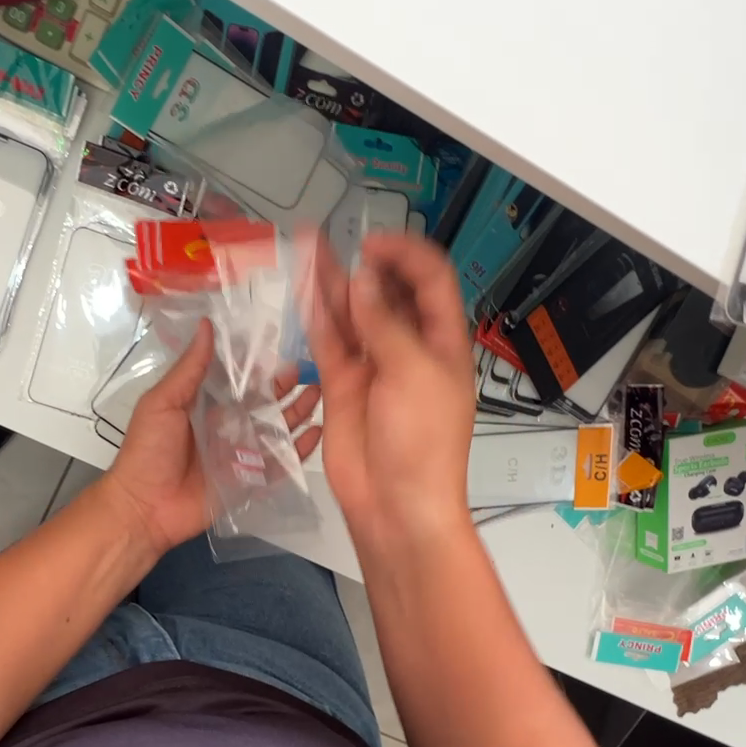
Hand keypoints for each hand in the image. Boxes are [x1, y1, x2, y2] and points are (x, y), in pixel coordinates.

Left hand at [96, 319, 321, 556]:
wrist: (143, 506)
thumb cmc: (147, 451)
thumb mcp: (162, 402)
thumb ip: (189, 369)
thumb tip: (207, 325)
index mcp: (207, 406)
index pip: (240, 381)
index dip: (261, 365)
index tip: (283, 344)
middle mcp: (228, 427)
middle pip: (265, 404)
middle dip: (287, 388)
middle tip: (310, 370)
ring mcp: (241, 455)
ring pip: (277, 430)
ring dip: (298, 413)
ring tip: (320, 394)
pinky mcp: (250, 482)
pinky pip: (280, 465)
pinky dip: (299, 450)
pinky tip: (318, 432)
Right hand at [306, 232, 475, 543]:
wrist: (395, 504)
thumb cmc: (422, 442)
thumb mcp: (413, 374)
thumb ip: (384, 324)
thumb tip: (360, 281)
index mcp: (442, 342)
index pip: (430, 282)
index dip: (405, 256)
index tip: (372, 244)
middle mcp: (408, 347)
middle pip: (387, 293)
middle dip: (365, 265)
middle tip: (335, 242)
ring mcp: (373, 365)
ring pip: (352, 313)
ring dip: (334, 283)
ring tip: (308, 247)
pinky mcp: (341, 385)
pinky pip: (329, 341)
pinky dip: (316, 314)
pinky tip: (303, 286)